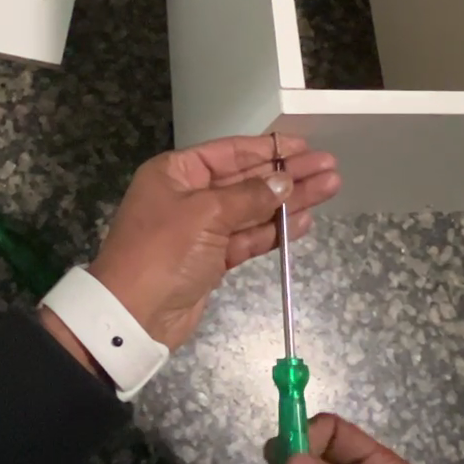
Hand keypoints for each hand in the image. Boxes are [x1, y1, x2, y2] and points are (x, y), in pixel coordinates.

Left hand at [83, 134, 339, 350]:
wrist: (134, 316)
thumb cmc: (163, 251)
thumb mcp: (205, 214)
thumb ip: (249, 196)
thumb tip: (284, 181)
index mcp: (176, 172)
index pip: (229, 152)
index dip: (268, 149)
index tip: (304, 146)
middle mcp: (188, 195)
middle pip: (246, 180)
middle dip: (287, 175)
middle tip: (329, 168)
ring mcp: (201, 228)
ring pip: (253, 209)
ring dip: (289, 201)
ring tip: (329, 189)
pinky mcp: (212, 258)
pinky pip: (249, 237)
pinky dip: (275, 231)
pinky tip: (304, 221)